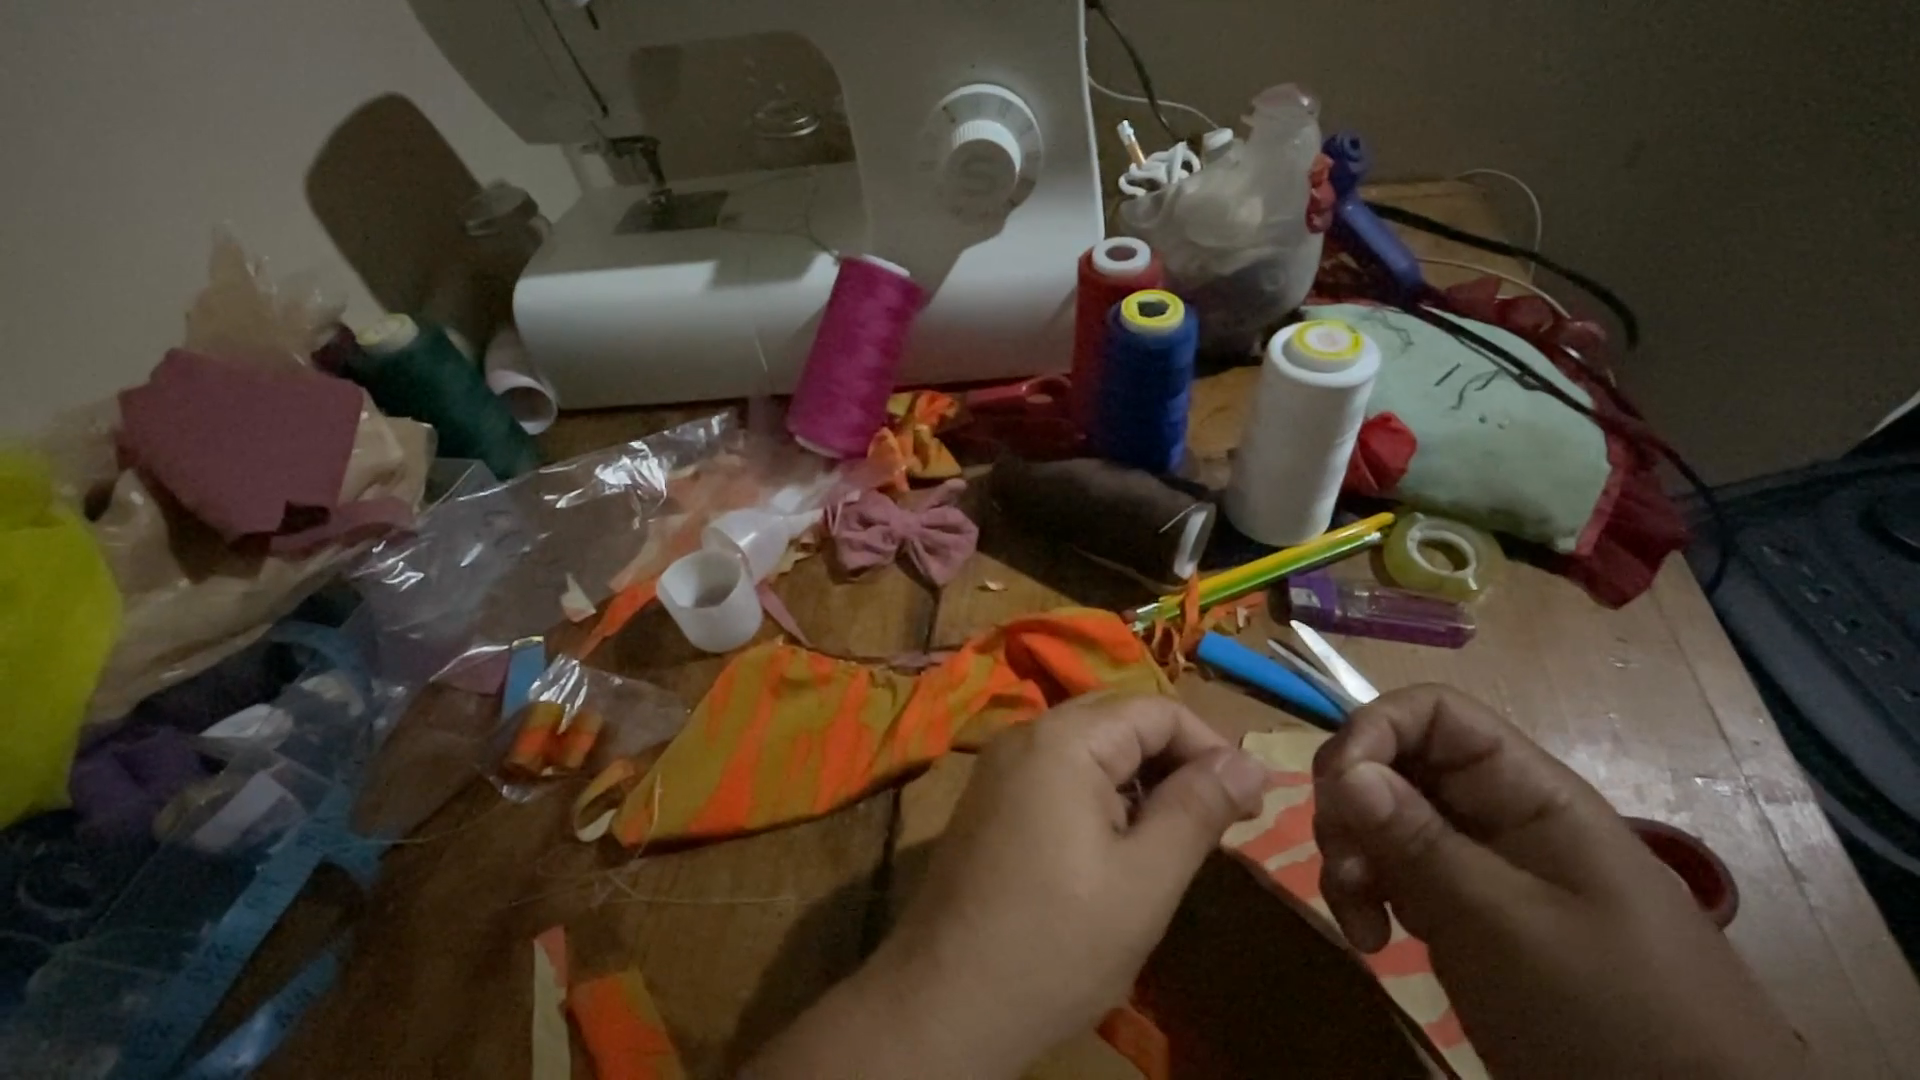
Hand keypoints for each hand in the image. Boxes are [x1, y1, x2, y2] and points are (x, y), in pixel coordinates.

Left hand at [747, 695, 1266, 1079]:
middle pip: (1120, 722)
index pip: (1156, 709)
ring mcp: (1000, 770)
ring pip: (1090, 750)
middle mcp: (1024, 737)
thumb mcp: (1145, 880)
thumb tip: (1248, 763)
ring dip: (1142, 782)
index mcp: (1062, 741)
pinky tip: (1120, 848)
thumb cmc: (1055, 944)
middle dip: (1177, 761)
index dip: (1211, 747)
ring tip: (1176, 840)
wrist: (943, 1005)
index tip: (1248, 803)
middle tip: (1219, 820)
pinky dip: (1103, 797)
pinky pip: (1060, 776)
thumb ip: (1198, 810)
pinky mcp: (991, 804)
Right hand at [1313, 685, 1808, 1078]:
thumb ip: (1419, 841)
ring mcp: (1476, 863)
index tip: (1335, 789)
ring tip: (1361, 925)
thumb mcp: (1506, 925)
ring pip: (1382, 821)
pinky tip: (1375, 940)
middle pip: (1395, 766)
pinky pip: (1391, 873)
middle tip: (1347, 870)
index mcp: (1528, 793)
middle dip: (1352, 808)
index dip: (1374, 731)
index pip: (1434, 714)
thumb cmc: (1610, 1012)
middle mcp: (1495, 814)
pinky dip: (1366, 896)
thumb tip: (1343, 768)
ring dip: (1351, 859)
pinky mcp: (1460, 909)